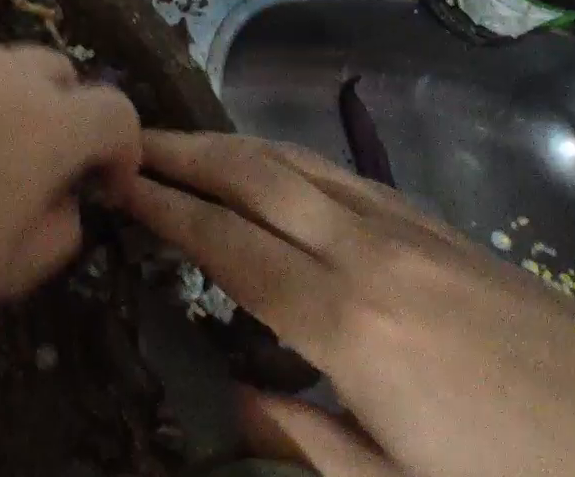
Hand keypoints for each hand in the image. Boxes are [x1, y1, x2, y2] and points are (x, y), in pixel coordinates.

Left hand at [0, 45, 139, 332]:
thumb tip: (63, 202)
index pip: (115, 111)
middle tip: (43, 172)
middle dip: (69, 114)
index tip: (102, 189)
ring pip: (3, 69)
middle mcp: (2, 77)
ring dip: (15, 106)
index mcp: (48, 124)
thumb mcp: (1, 270)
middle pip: (60, 72)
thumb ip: (55, 233)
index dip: (122, 149)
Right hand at [118, 131, 574, 476]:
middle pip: (257, 175)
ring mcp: (423, 237)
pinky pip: (351, 180)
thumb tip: (227, 395)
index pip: (226, 243)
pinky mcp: (461, 239)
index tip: (113, 182)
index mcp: (350, 324)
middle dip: (184, 151)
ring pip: (304, 163)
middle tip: (127, 139)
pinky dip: (293, 163)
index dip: (163, 208)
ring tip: (184, 144)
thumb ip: (301, 435)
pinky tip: (281, 174)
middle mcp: (376, 256)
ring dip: (234, 146)